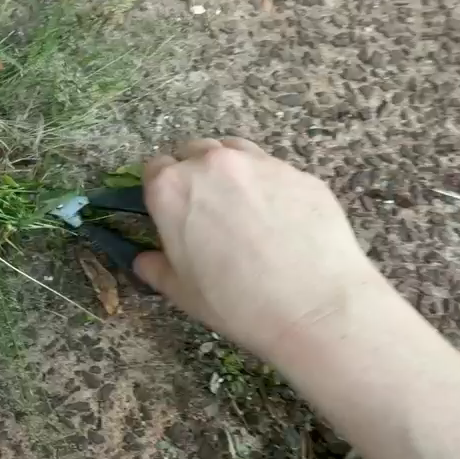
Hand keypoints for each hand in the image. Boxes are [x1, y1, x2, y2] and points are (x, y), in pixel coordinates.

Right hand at [133, 138, 390, 359]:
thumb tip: (145, 260)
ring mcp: (259, 163)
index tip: (172, 210)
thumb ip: (155, 268)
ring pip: (233, 151)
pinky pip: (273, 169)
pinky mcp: (298, 172)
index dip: (162, 189)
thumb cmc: (236, 302)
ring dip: (229, 170)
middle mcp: (211, 164)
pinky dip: (268, 185)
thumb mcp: (181, 292)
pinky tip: (280, 218)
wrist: (314, 307)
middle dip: (195, 174)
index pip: (155, 168)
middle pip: (193, 151)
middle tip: (208, 210)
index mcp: (172, 188)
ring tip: (243, 205)